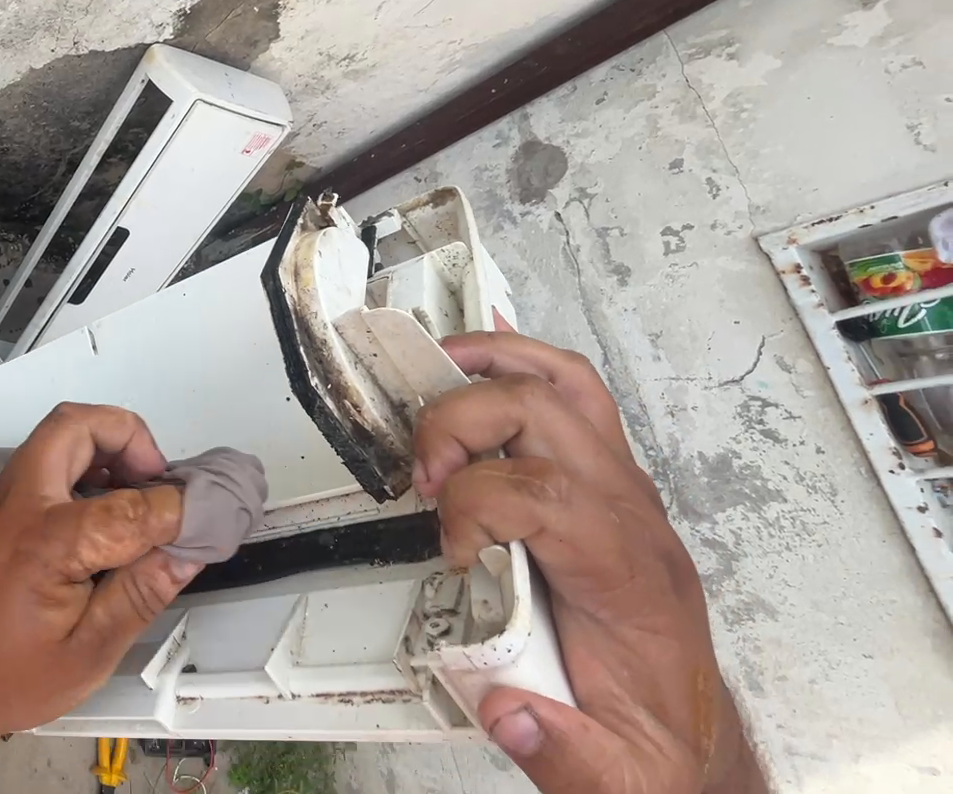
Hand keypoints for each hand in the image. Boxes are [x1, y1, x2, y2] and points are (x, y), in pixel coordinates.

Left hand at [0, 401, 201, 739]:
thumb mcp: (87, 652)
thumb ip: (139, 594)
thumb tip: (183, 553)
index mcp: (45, 540)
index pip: (129, 506)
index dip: (177, 511)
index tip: (203, 518)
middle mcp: (17, 502)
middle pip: (75, 425)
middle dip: (127, 436)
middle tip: (157, 476)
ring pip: (54, 435)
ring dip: (101, 447)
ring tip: (135, 492)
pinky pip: (41, 461)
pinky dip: (79, 467)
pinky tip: (101, 511)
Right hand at [414, 332, 764, 793]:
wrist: (684, 728)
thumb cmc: (644, 733)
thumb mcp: (615, 773)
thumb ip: (565, 754)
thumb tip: (505, 710)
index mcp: (628, 574)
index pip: (544, 495)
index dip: (472, 508)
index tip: (449, 553)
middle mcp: (629, 513)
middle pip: (541, 415)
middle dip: (458, 426)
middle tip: (423, 474)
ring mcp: (619, 485)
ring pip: (562, 382)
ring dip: (487, 366)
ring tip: (430, 382)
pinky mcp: (601, 477)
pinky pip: (570, 391)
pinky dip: (518, 360)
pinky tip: (479, 353)